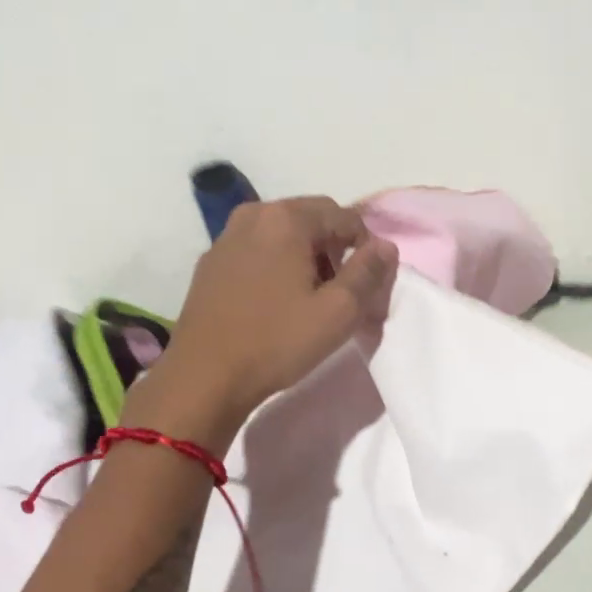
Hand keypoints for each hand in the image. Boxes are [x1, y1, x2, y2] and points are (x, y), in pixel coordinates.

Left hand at [128, 196, 398, 446]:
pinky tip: (279, 305)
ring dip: (307, 260)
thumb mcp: (338, 312)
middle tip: (345, 295)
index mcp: (286, 219)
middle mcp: (253, 215)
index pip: (345, 217)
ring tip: (313, 302)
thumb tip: (386, 247)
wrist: (204, 376)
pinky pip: (258, 253)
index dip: (366, 249)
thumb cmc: (277, 342)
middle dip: (336, 252)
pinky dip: (278, 268)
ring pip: (284, 237)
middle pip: (312, 221)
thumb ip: (368, 273)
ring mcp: (226, 237)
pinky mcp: (211, 263)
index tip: (368, 287)